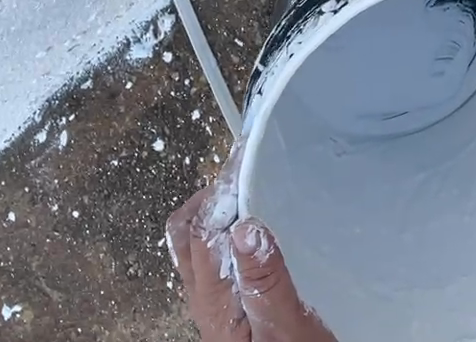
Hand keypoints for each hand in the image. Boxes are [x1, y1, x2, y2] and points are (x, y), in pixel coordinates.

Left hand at [166, 174, 336, 341]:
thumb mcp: (288, 327)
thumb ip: (267, 280)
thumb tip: (247, 224)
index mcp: (214, 297)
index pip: (204, 224)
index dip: (224, 183)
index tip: (249, 150)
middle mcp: (204, 295)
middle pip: (187, 228)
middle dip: (212, 190)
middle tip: (249, 165)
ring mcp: (212, 301)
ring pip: (195, 240)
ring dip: (216, 207)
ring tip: (251, 184)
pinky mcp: (226, 305)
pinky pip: (213, 253)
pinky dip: (227, 226)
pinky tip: (256, 224)